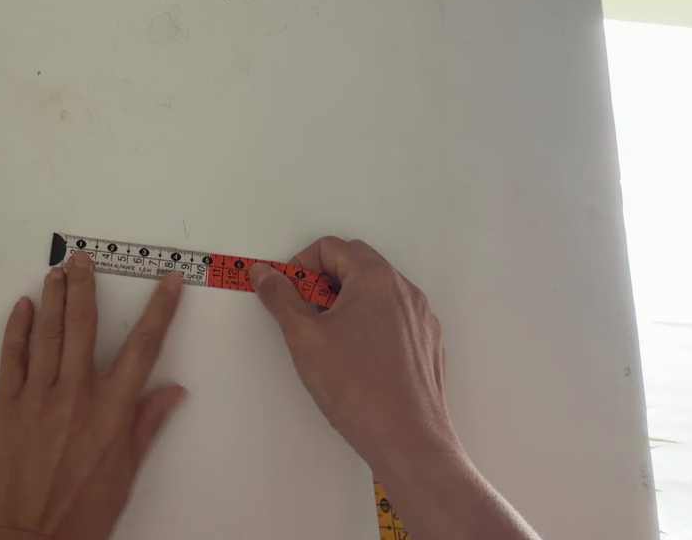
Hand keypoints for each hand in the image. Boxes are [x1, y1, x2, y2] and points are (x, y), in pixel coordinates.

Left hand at [0, 252, 187, 539]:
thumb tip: (174, 391)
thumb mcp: (124, 476)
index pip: (143, 348)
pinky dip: (18, 327)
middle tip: (84, 258)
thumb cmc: (80, 518)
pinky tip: (23, 306)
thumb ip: (147, 426)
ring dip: (54, 296)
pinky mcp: (4, 404)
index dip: (159, 310)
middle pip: (84, 325)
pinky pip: (11, 355)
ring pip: (48, 331)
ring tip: (58, 271)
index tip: (168, 281)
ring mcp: (37, 396)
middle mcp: (76, 395)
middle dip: (86, 286)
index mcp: (111, 413)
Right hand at [249, 237, 453, 468]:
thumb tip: (264, 273)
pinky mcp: (428, 343)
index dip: (301, 265)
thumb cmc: (357, 388)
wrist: (409, 444)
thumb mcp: (304, 337)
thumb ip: (280, 296)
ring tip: (330, 336)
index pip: (330, 247)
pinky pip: (394, 314)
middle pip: (355, 262)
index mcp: (376, 278)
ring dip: (347, 299)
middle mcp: (404, 290)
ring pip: (376, 289)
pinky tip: (357, 354)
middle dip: (324, 279)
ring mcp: (421, 317)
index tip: (289, 293)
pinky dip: (370, 319)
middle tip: (306, 311)